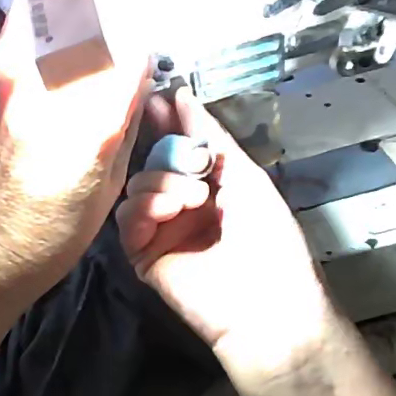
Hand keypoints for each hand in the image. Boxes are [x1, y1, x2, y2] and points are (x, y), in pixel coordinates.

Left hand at [0, 0, 147, 320]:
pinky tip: (49, 49)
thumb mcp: (106, 187)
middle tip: (119, 4)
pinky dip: (37, 32)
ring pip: (40, 14)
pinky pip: (12, 35)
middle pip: (80, 18)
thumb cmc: (49, 237)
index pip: (125, 51)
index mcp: (85, 130)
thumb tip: (134, 71)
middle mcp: (38, 92)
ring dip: (67, 11)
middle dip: (104, 7)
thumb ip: (122, 122)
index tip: (146, 28)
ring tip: (85, 16)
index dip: (139, 34)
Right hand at [115, 87, 337, 379]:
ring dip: (161, 183)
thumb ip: (211, 135)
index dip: (166, 123)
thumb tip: (182, 94)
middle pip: (152, 162)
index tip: (153, 100)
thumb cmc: (268, 236)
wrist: (264, 301)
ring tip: (191, 199)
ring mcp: (162, 229)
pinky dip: (143, 208)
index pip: (178, 146)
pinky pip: (127, 218)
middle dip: (167, 154)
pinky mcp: (143, 253)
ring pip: (137, 187)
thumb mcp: (246, 175)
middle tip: (191, 165)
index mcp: (212, 184)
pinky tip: (167, 212)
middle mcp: (184, 203)